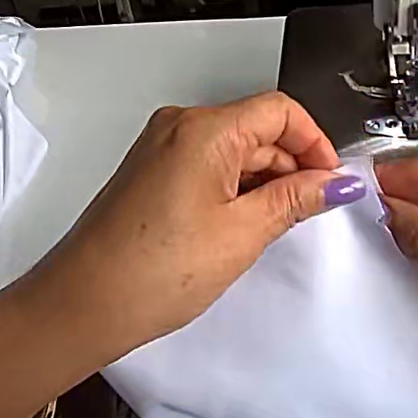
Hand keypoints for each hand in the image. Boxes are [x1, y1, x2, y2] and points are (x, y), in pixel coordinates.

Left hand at [9, 91, 363, 362]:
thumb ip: (296, 199)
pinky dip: (236, 187)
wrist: (82, 305)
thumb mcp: (243, 233)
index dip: (314, 142)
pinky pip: (210, 164)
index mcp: (203, 130)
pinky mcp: (155, 170)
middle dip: (292, 165)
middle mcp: (179, 127)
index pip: (280, 111)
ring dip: (265, 179)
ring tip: (274, 224)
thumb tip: (334, 182)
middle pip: (258, 128)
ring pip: (236, 148)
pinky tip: (243, 223)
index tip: (331, 177)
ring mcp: (163, 148)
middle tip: (312, 207)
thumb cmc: (147, 272)